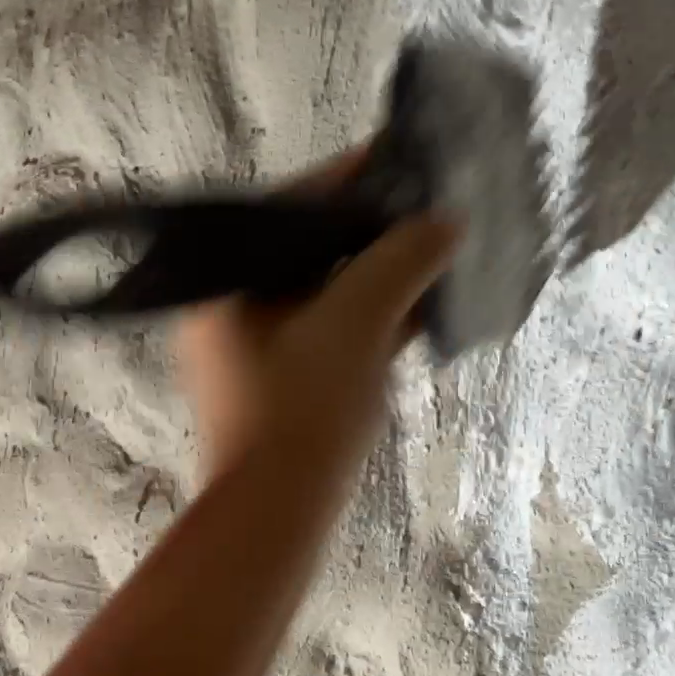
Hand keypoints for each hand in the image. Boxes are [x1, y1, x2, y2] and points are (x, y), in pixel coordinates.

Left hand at [174, 148, 463, 483]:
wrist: (279, 515)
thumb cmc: (304, 411)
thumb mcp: (353, 322)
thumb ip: (400, 262)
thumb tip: (447, 222)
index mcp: (228, 284)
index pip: (291, 211)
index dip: (352, 182)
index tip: (403, 160)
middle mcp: (236, 311)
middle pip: (311, 253)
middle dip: (374, 235)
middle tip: (428, 211)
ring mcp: (261, 353)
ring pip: (328, 296)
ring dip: (380, 279)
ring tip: (436, 252)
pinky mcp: (289, 387)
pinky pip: (334, 335)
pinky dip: (374, 322)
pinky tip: (422, 309)